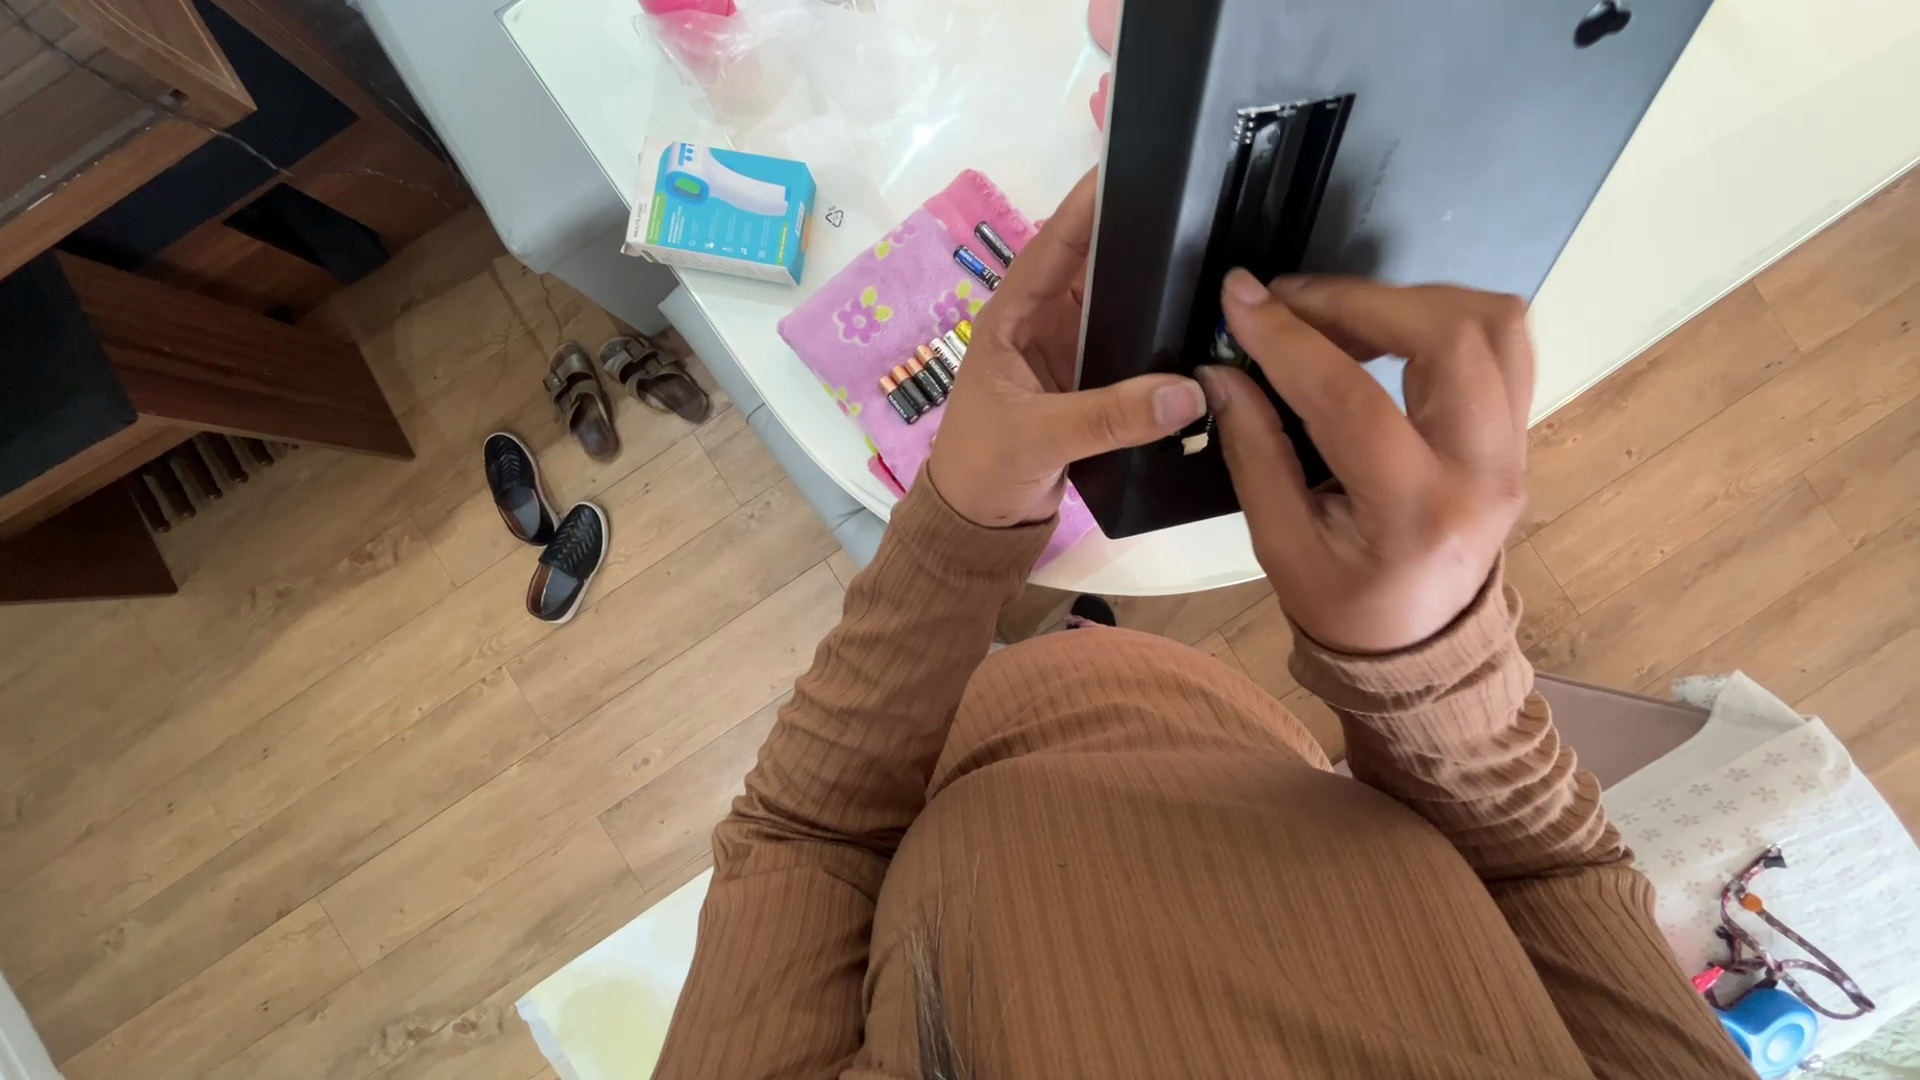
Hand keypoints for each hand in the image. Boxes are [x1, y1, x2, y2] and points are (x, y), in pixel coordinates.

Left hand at [927, 170, 1207, 527]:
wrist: (981, 520)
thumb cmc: (983, 465)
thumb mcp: (1037, 436)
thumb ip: (1107, 417)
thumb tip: (1189, 394)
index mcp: (1011, 319)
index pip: (1052, 247)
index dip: (1087, 206)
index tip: (1135, 165)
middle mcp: (1043, 326)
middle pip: (1095, 271)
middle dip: (1139, 242)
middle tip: (1203, 209)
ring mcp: (1070, 357)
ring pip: (1118, 312)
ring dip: (1155, 296)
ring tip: (1216, 262)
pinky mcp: (1092, 389)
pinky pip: (1130, 356)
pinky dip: (1157, 348)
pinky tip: (1200, 334)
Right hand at [1197, 271, 1532, 653]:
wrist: (1415, 640)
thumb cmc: (1337, 601)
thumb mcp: (1276, 541)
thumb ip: (1253, 450)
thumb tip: (1222, 371)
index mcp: (1414, 511)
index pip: (1350, 398)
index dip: (1287, 339)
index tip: (1240, 297)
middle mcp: (1484, 469)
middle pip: (1450, 336)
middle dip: (1357, 300)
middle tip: (1288, 301)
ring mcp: (1516, 446)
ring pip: (1491, 323)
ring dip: (1405, 299)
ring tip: (1333, 314)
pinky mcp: (1519, 431)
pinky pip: (1499, 341)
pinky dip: (1437, 315)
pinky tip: (1380, 331)